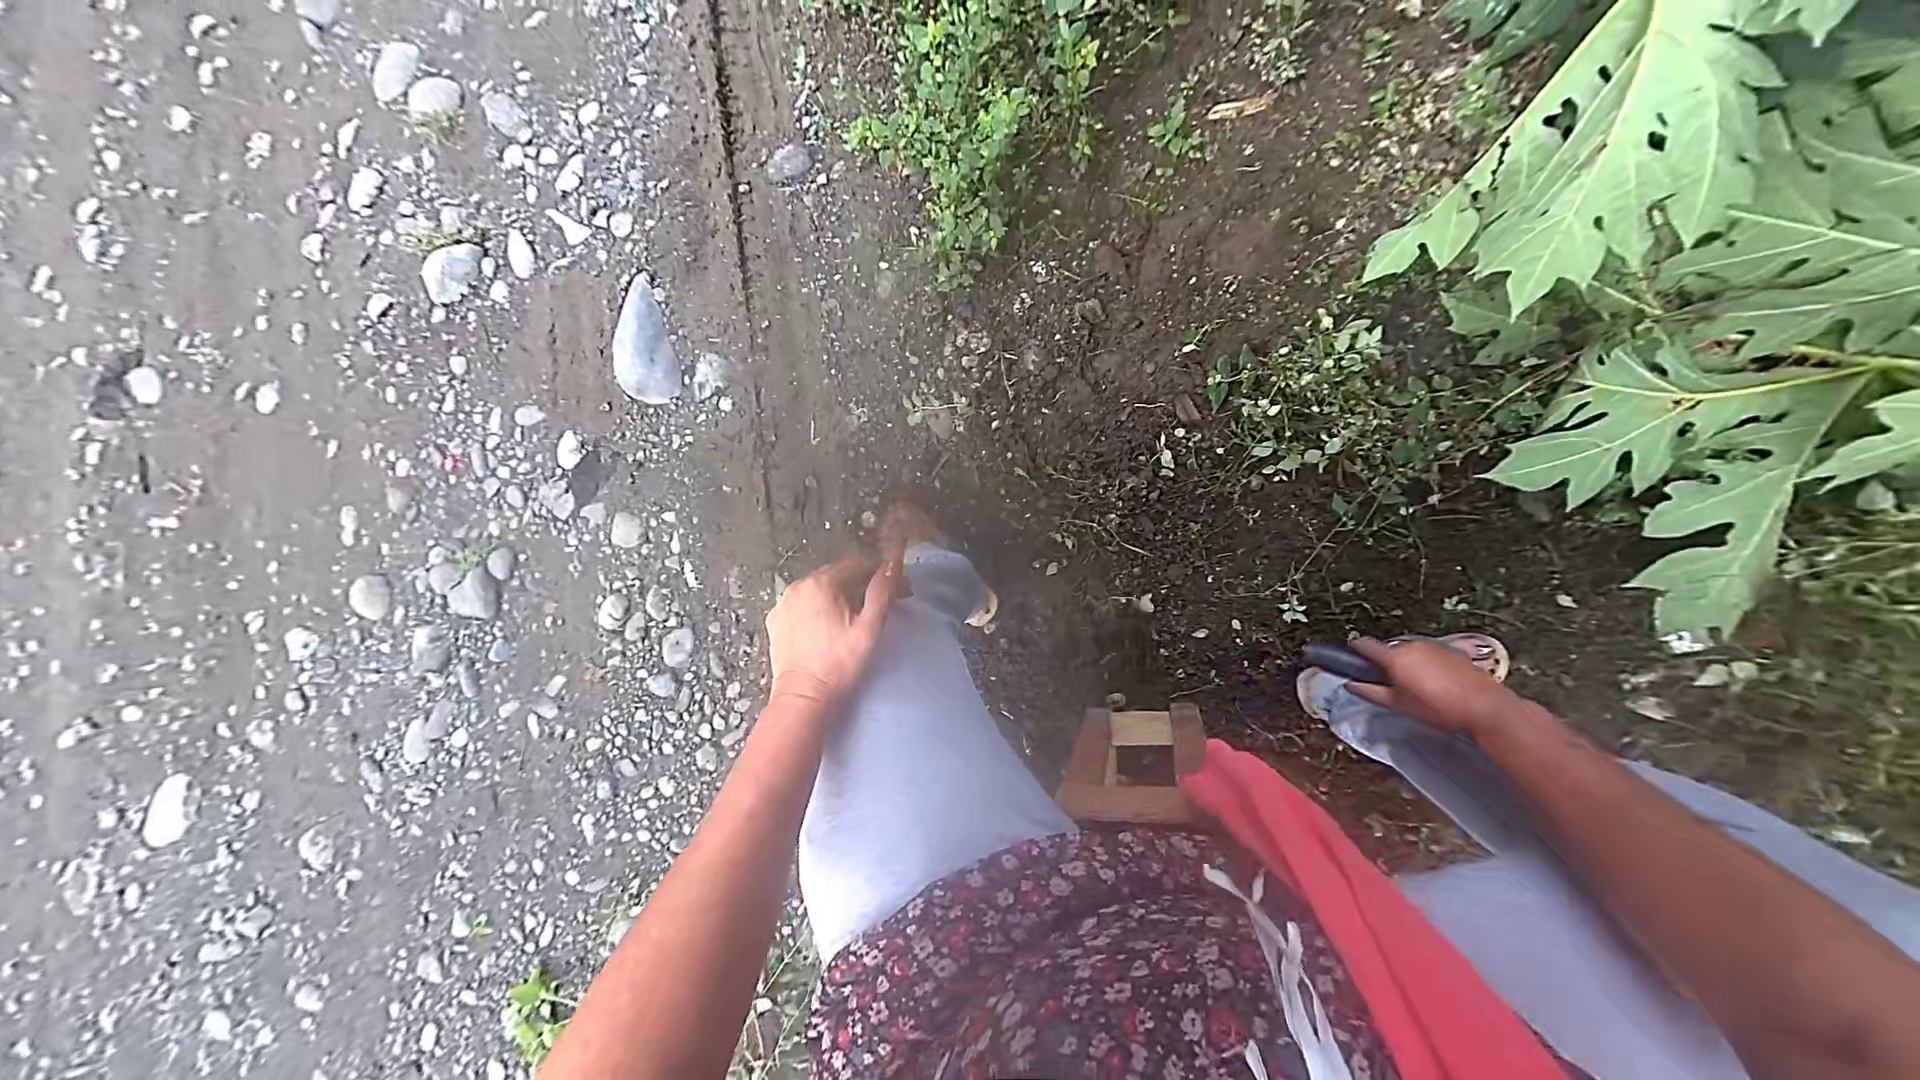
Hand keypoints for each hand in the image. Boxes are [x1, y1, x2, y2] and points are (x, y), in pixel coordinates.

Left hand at [765, 556, 899, 709]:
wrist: (804, 697)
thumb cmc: (838, 665)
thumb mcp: (869, 627)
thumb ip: (882, 592)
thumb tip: (891, 567)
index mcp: (822, 584)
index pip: (858, 564)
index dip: (880, 574)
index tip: (895, 588)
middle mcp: (798, 587)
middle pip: (837, 574)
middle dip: (860, 585)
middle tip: (878, 605)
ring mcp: (784, 604)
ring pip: (819, 588)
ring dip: (839, 596)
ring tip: (854, 619)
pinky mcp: (777, 621)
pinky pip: (802, 604)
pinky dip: (817, 609)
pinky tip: (828, 627)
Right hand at [1346, 637, 1524, 739]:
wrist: (1488, 709)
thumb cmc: (1439, 708)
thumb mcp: (1398, 705)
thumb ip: (1370, 692)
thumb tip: (1351, 685)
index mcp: (1394, 657)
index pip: (1364, 645)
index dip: (1355, 650)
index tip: (1353, 658)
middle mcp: (1412, 646)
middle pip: (1389, 649)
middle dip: (1386, 662)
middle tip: (1389, 682)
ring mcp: (1434, 646)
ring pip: (1410, 651)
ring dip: (1407, 662)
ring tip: (1416, 685)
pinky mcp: (1453, 651)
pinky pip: (1430, 654)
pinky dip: (1427, 663)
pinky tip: (1436, 683)